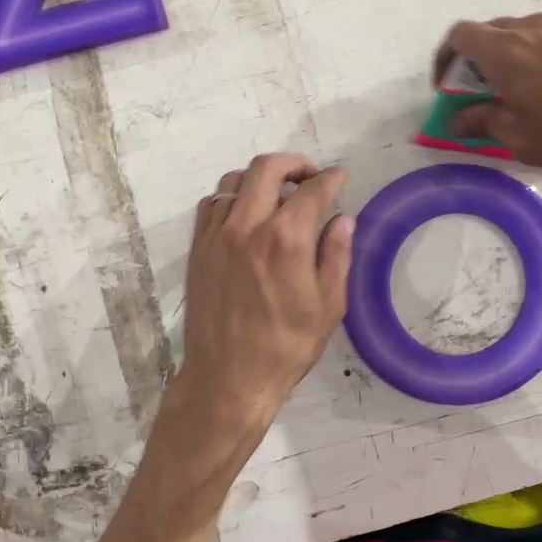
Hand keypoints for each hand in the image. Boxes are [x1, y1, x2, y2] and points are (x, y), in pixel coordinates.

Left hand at [164, 153, 352, 463]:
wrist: (227, 378)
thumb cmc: (285, 347)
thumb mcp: (328, 307)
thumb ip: (337, 256)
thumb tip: (343, 220)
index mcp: (286, 239)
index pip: (313, 190)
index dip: (332, 178)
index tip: (341, 177)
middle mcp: (248, 225)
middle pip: (267, 168)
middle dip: (294, 163)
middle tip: (311, 177)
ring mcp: (217, 234)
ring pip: (235, 180)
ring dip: (261, 178)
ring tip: (279, 194)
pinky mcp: (198, 248)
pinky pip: (213, 203)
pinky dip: (233, 196)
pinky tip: (246, 213)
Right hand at [437, 13, 541, 204]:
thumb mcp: (521, 139)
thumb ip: (483, 122)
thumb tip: (458, 119)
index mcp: (507, 50)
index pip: (460, 35)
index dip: (447, 58)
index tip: (449, 85)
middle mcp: (535, 25)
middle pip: (493, 31)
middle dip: (480, 60)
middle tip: (486, 93)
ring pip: (529, 32)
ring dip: (517, 55)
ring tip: (529, 91)